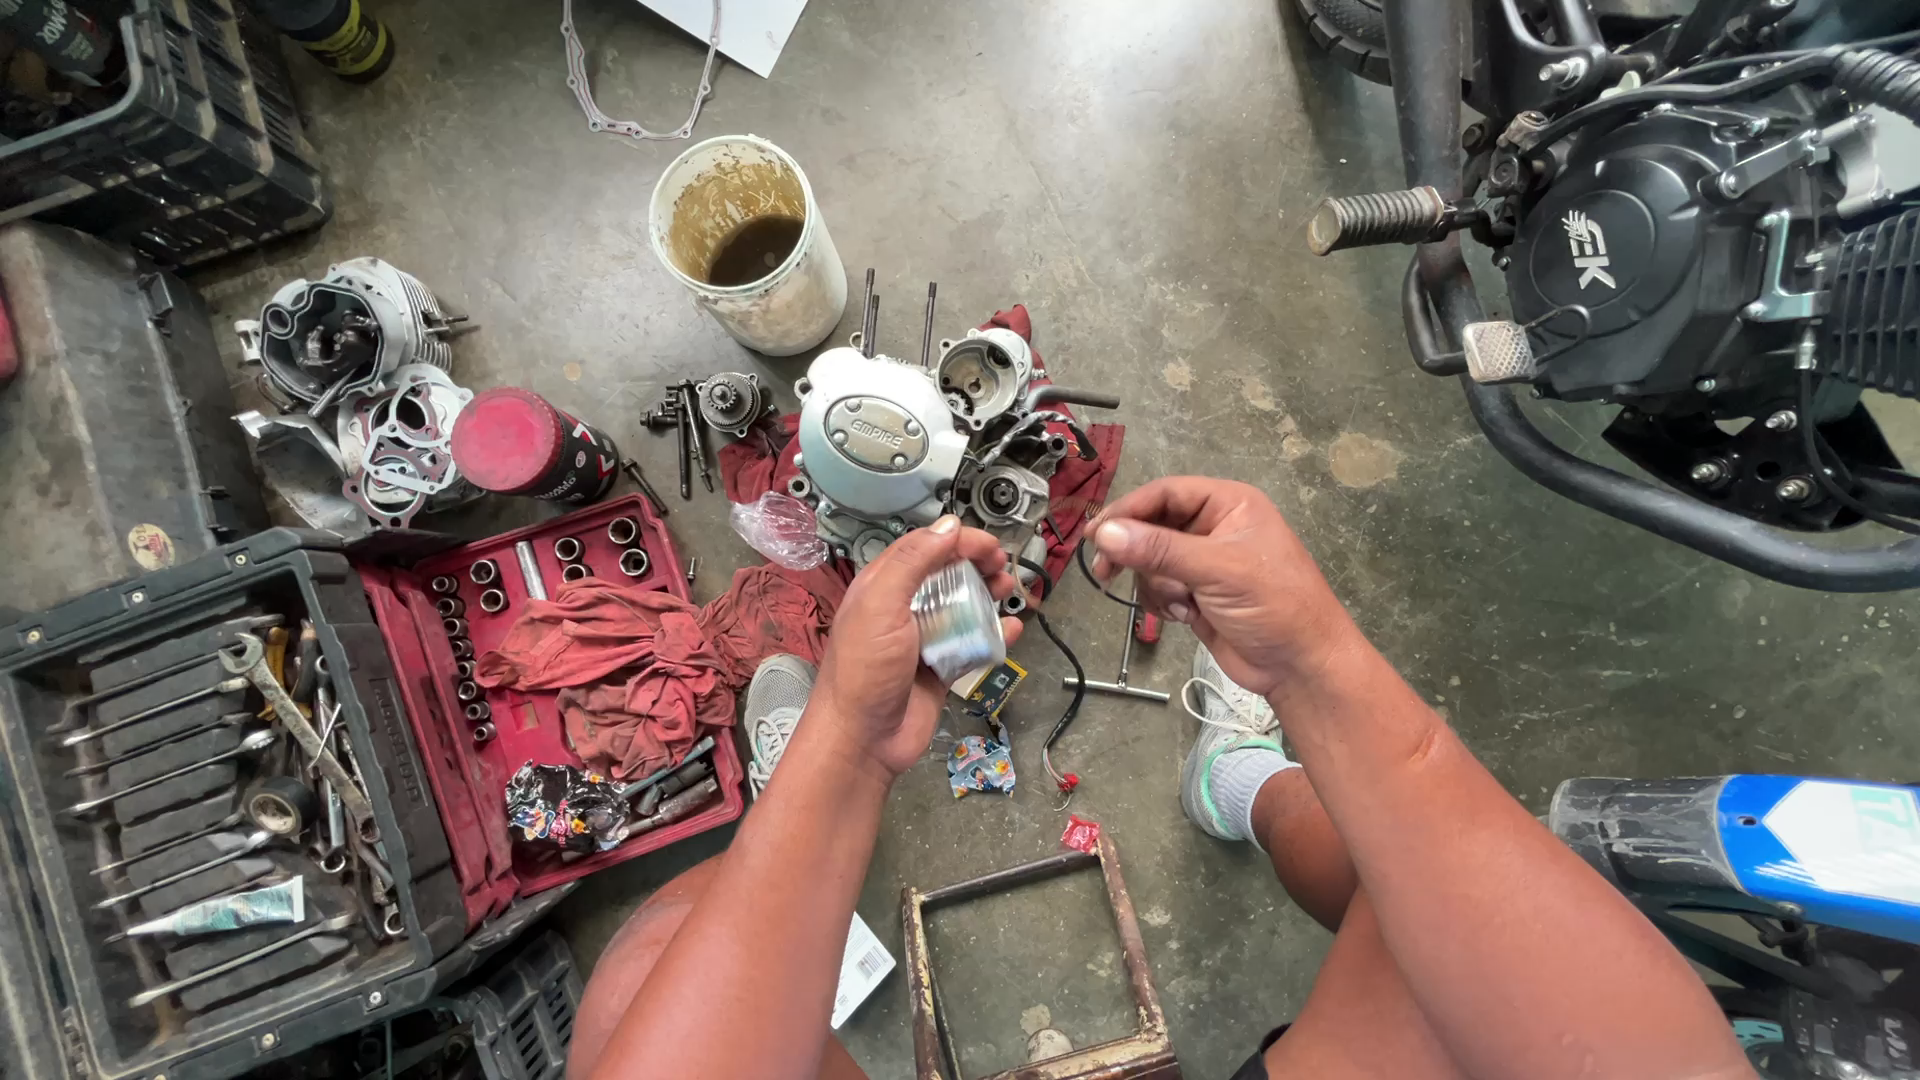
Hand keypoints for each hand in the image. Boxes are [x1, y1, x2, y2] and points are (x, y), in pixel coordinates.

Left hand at [811, 516, 1022, 782]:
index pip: (924, 548)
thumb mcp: (881, 605)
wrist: (863, 738)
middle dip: (977, 564)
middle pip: (948, 573)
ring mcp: (925, 638)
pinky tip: (1013, 629)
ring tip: (1009, 592)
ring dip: (989, 595)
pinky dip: (995, 634)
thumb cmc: (865, 669)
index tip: (989, 544)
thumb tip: (948, 525)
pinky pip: (974, 643)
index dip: (957, 540)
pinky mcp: (943, 666)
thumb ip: (912, 562)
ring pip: (964, 606)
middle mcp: (904, 607)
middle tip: (1002, 566)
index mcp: (883, 586)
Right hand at [1088, 477, 1354, 695]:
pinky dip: (1161, 602)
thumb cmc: (1274, 605)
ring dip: (1154, 584)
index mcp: (1228, 504)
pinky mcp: (1193, 592)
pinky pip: (1157, 586)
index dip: (1127, 510)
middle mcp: (1212, 527)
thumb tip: (1103, 533)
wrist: (1300, 667)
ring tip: (1178, 604)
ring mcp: (1201, 562)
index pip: (1164, 493)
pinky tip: (1183, 616)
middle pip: (1151, 526)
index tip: (1094, 533)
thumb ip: (1159, 550)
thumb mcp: (1218, 570)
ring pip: (1149, 560)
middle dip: (1133, 551)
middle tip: (1104, 571)